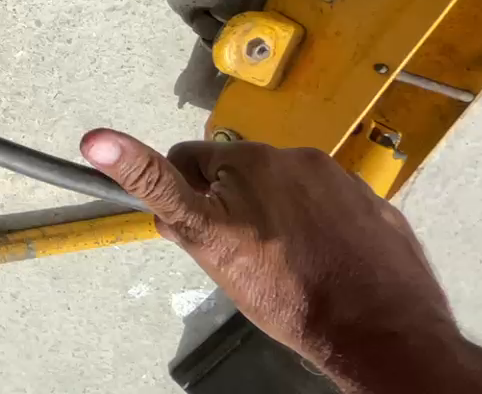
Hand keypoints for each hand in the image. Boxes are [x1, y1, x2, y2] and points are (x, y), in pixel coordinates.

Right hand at [80, 130, 457, 378]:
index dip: (187, 198)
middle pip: (238, 174)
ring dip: (274, 214)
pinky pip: (331, 209)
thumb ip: (150, 181)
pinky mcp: (386, 214)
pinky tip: (323, 263)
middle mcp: (300, 157)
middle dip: (229, 205)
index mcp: (250, 156)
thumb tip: (93, 138)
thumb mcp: (201, 236)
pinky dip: (320, 228)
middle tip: (239, 253)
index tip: (203, 235)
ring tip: (282, 262)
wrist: (388, 343)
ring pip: (285, 190)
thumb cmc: (282, 288)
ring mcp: (350, 185)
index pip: (188, 160)